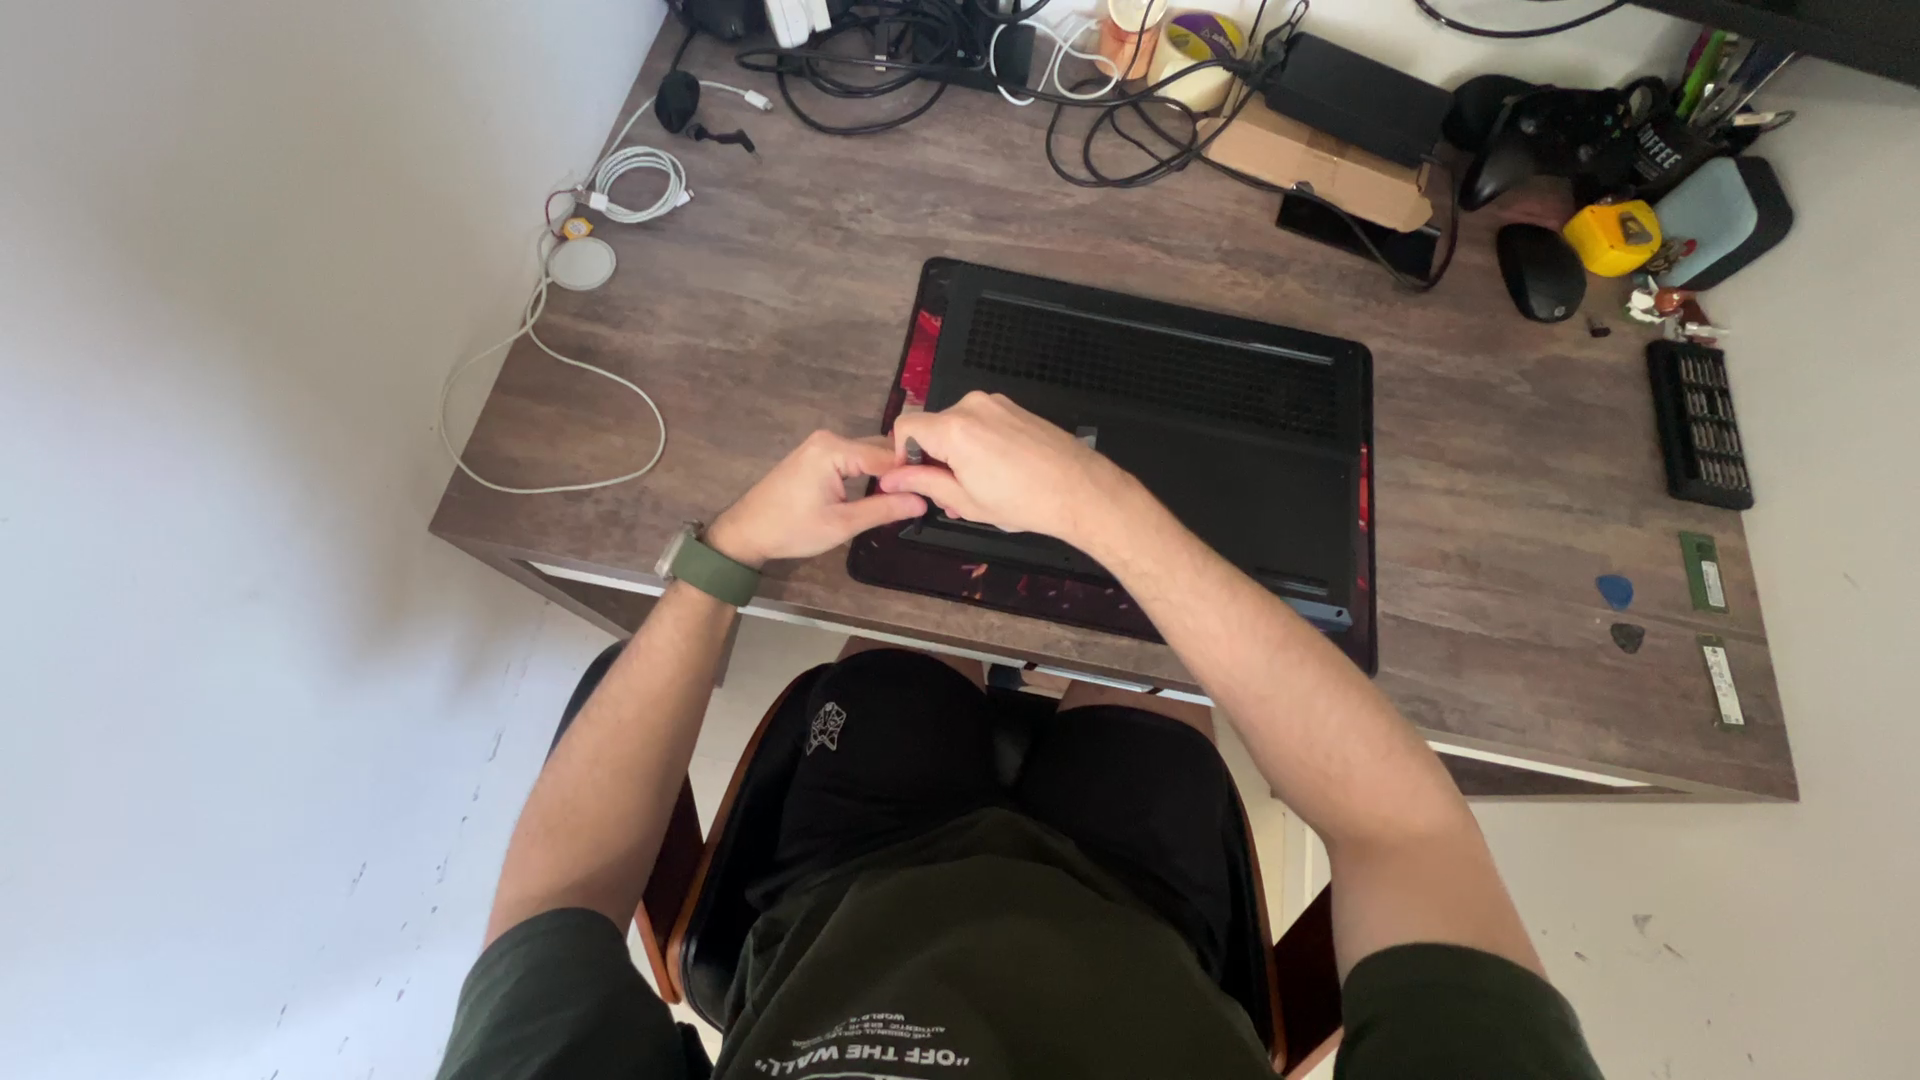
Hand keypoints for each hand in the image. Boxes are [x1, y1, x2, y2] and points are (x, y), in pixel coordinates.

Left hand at [706, 432, 926, 567]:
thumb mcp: (842, 524)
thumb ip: (884, 509)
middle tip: (929, 493)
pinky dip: (871, 473)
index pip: (887, 456)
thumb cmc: (792, 529)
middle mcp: (829, 439)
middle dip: (902, 471)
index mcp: (834, 450)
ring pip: (868, 455)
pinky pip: (854, 459)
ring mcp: (821, 445)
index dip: (913, 473)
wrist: (747, 531)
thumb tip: (922, 501)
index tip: (937, 490)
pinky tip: (887, 490)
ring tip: (913, 493)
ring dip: (888, 473)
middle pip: (879, 450)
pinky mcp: (817, 455)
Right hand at [878, 391, 1136, 545]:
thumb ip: (923, 483)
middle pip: (932, 427)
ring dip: (955, 454)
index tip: (910, 478)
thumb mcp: (965, 500)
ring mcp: (996, 404)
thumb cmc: (1027, 501)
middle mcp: (972, 406)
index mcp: (954, 428)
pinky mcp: (1014, 408)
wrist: (1080, 491)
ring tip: (974, 488)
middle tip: (946, 495)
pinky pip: (981, 423)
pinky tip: (994, 473)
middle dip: (932, 459)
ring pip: (957, 426)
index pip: (905, 428)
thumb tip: (892, 478)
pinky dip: (977, 445)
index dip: (901, 456)